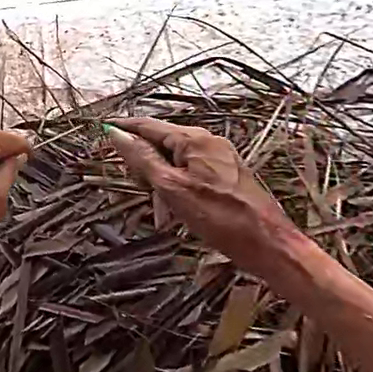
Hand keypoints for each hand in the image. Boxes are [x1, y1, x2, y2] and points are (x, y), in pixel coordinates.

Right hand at [102, 117, 302, 269]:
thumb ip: (142, 159)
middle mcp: (208, 141)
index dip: (123, 128)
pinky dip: (176, 184)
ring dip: (160, 177)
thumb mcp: (172, 188)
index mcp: (194, 139)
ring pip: (175, 158)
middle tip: (135, 184)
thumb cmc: (220, 218)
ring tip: (159, 205)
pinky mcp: (227, 174)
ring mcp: (220, 157)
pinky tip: (175, 207)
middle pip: (162, 141)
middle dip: (143, 160)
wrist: (271, 246)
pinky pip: (190, 170)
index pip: (148, 125)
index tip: (101, 129)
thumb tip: (115, 134)